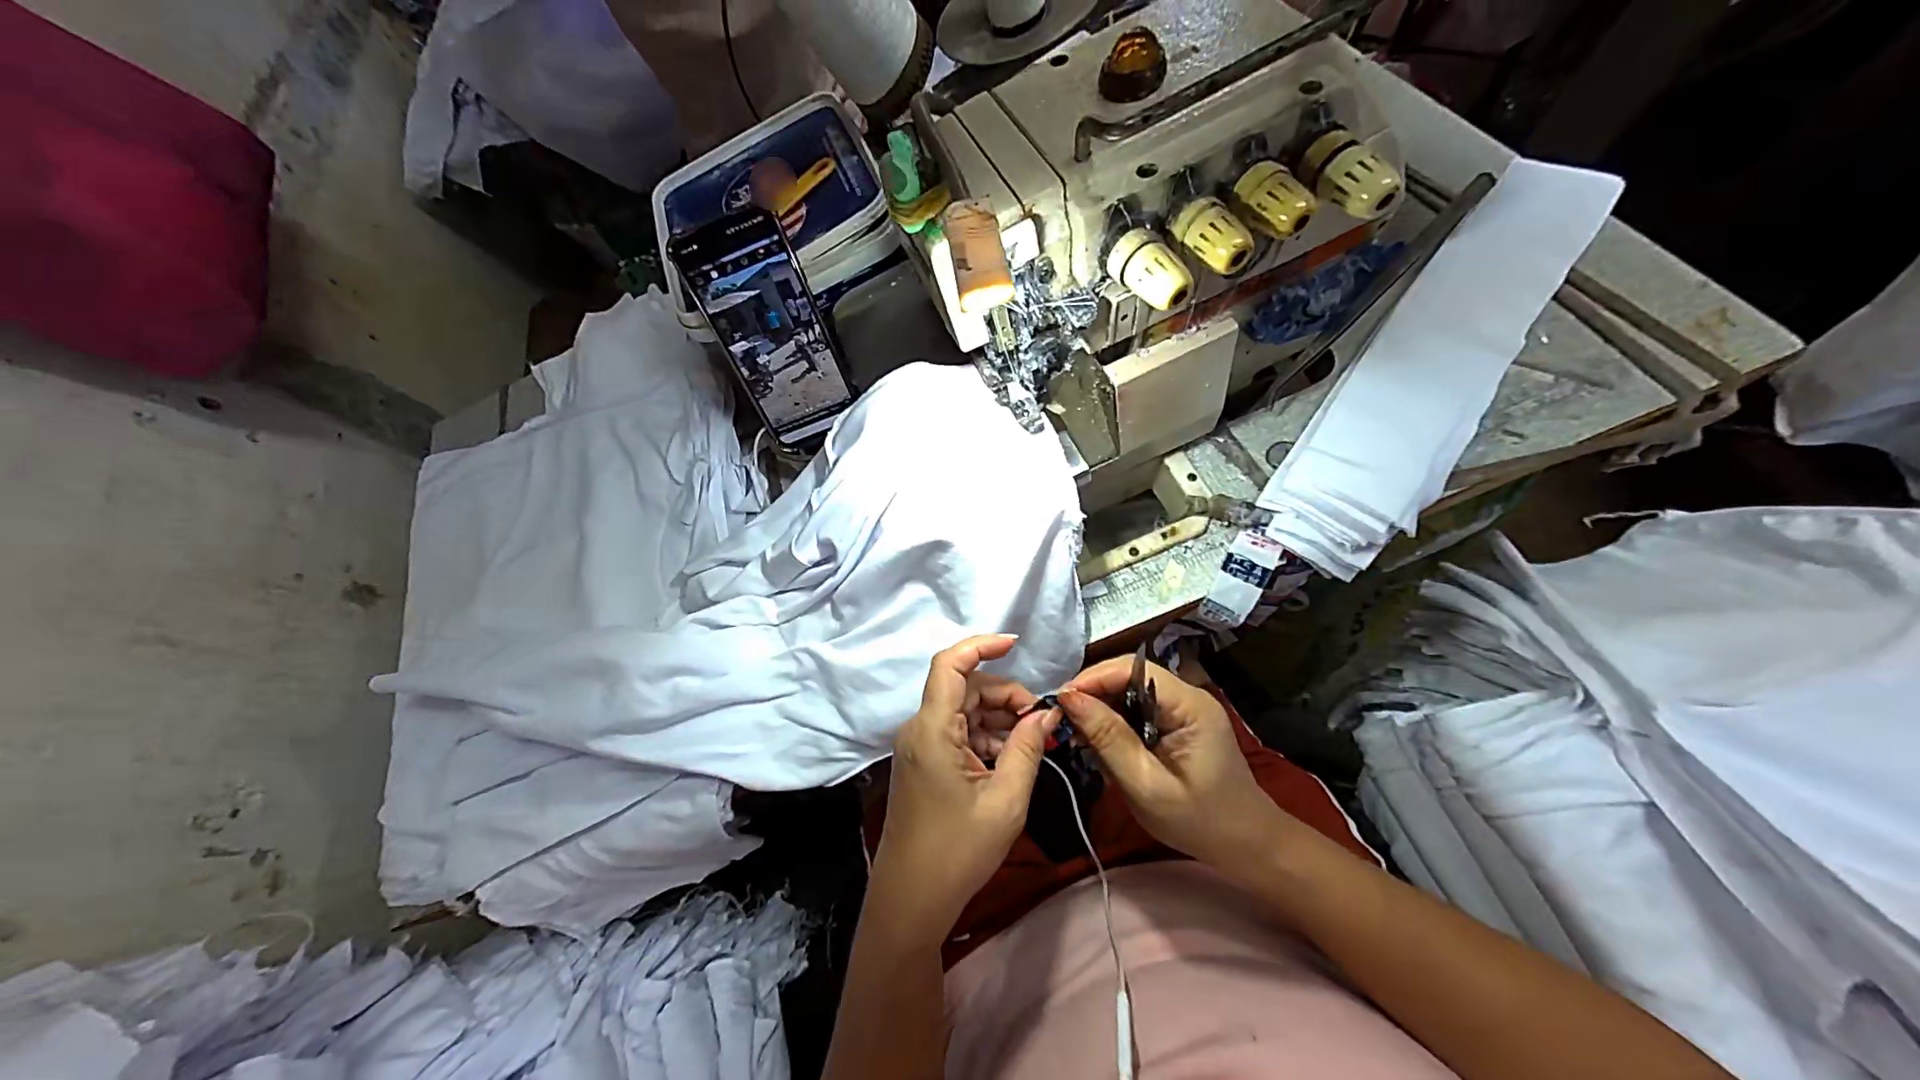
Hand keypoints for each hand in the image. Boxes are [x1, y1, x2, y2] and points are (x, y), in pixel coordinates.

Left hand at [870, 635, 1058, 937]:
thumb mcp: (1005, 799)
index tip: (1016, 644)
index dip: (981, 645)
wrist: (911, 899)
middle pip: (964, 688)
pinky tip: (1011, 759)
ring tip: (1033, 744)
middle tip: (1041, 724)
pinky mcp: (924, 762)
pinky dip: (986, 737)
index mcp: (933, 729)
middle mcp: (920, 728)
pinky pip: (957, 733)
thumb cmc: (958, 851)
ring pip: (963, 711)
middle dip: (1006, 696)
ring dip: (999, 719)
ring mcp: (920, 746)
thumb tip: (1047, 714)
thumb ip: (1027, 748)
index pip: (950, 664)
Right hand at [1057, 657, 1287, 867]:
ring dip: (1100, 709)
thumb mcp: (1146, 785)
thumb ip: (1109, 739)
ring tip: (1077, 736)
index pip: (1132, 669)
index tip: (1060, 702)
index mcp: (1190, 705)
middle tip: (1063, 722)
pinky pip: (1136, 709)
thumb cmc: (1199, 821)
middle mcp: (1187, 696)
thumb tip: (1069, 698)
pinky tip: (1099, 744)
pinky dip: (1114, 723)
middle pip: (1128, 676)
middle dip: (1092, 694)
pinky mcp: (1177, 723)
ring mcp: (1183, 708)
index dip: (1092, 678)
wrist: (1245, 846)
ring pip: (1128, 691)